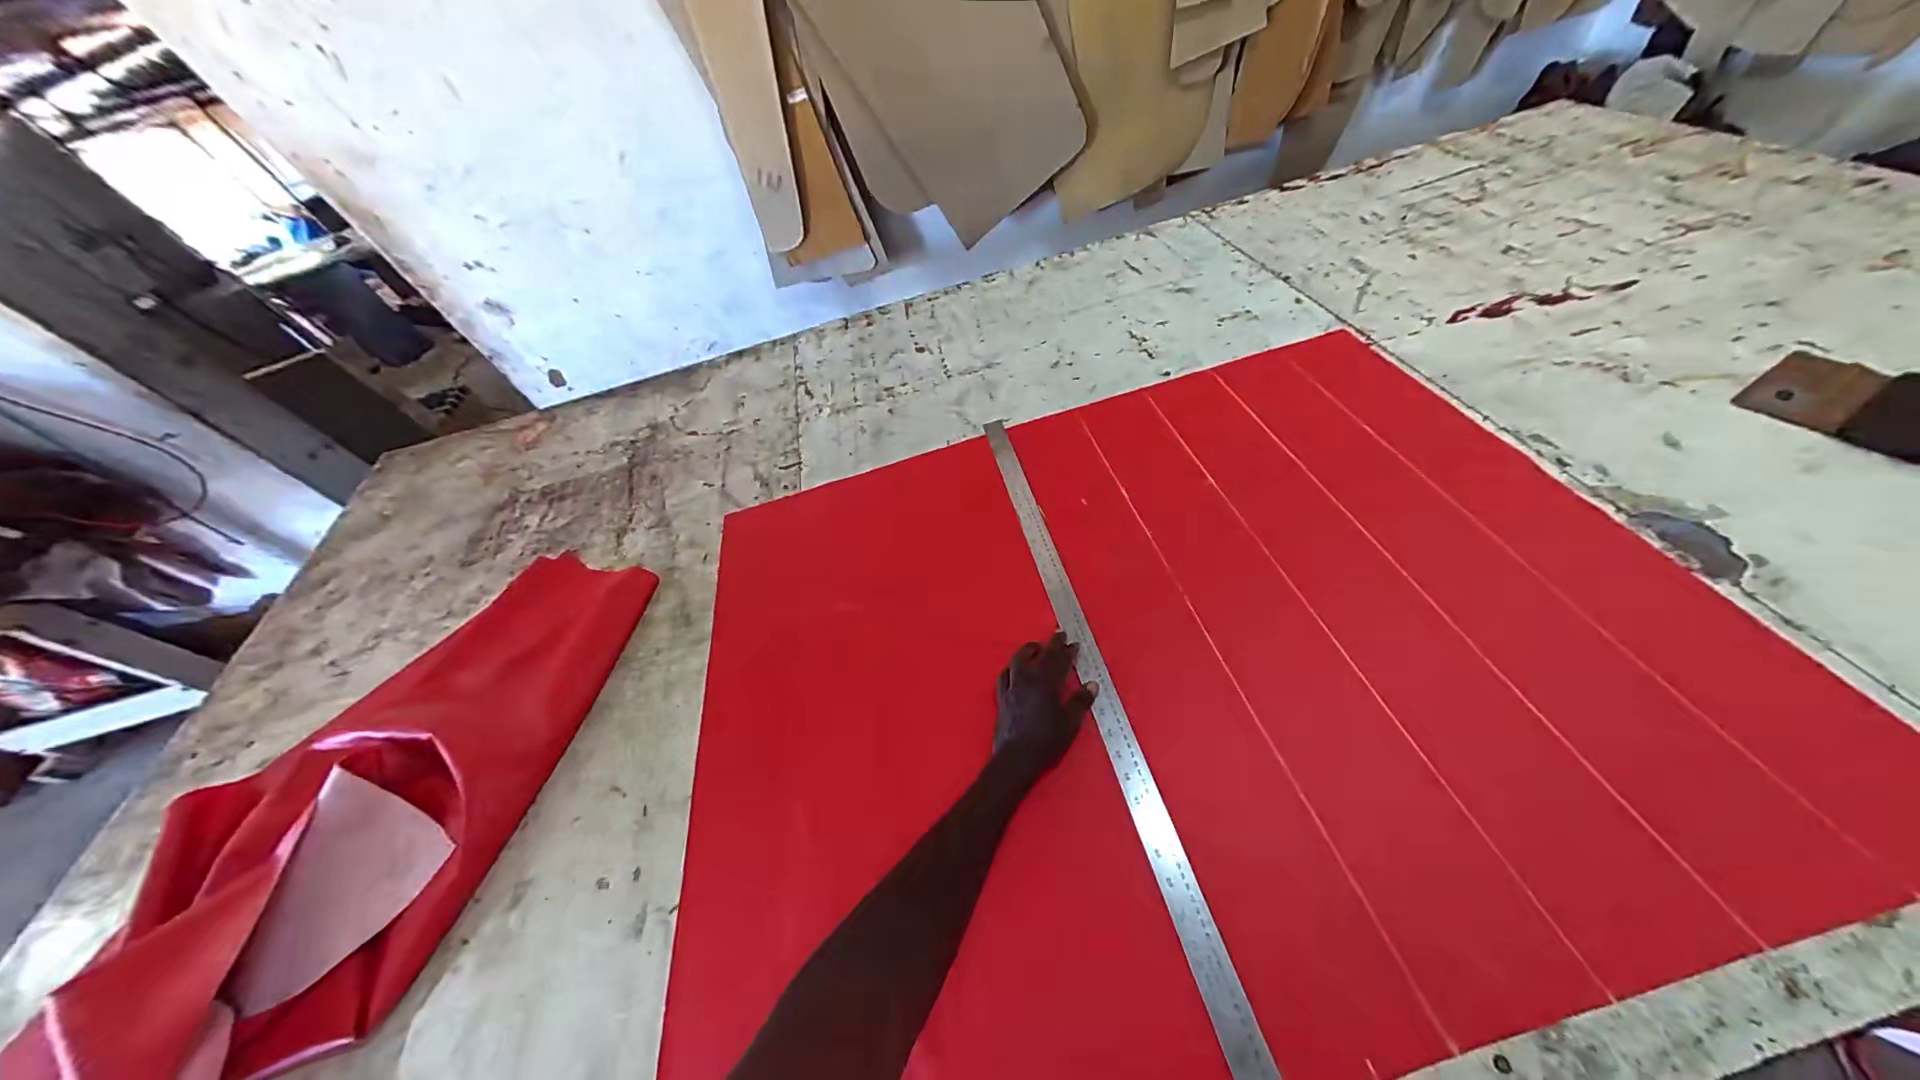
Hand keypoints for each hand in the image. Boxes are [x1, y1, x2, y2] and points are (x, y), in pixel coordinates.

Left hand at [993, 631, 1095, 778]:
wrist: (1016, 758)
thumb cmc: (1047, 741)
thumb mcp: (1070, 723)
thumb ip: (1080, 701)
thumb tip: (1092, 685)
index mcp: (1046, 682)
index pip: (1059, 660)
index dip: (1068, 651)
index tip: (1074, 644)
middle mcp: (1027, 679)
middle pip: (1040, 655)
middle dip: (1052, 644)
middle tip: (1060, 635)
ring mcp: (1012, 686)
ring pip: (1019, 659)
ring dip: (1030, 650)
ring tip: (1037, 647)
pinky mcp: (1001, 697)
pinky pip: (1005, 674)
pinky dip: (1012, 667)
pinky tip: (1014, 668)